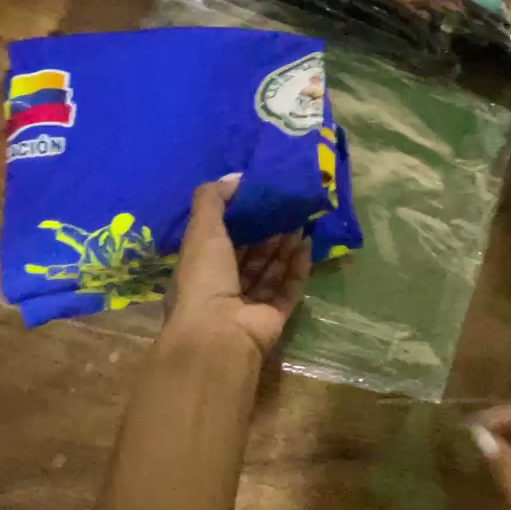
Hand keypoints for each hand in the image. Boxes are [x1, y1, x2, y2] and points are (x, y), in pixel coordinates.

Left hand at [164, 173, 309, 355]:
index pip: (221, 241)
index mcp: (200, 270)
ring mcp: (250, 303)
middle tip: (287, 206)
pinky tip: (310, 244)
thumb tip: (236, 176)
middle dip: (268, 231)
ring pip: (272, 269)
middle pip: (250, 254)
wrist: (220, 333)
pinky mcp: (275, 314)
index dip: (239, 219)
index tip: (259, 197)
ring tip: (302, 220)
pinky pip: (290, 286)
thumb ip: (213, 200)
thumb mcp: (201, 232)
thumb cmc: (204, 280)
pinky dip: (299, 266)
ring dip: (286, 245)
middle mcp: (224, 287)